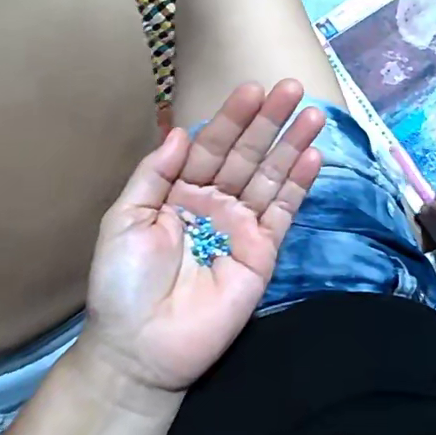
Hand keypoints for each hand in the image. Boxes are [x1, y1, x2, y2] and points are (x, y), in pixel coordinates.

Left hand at [80, 80, 325, 393]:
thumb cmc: (122, 282)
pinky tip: (313, 157)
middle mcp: (214, 203)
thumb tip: (180, 131)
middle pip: (246, 155)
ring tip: (313, 115)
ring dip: (291, 146)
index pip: (211, 146)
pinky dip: (299, 186)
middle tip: (291, 87)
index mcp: (180, 191)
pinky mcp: (262, 254)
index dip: (231, 118)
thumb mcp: (124, 219)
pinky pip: (283, 213)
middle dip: (268, 122)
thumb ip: (153, 174)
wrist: (139, 347)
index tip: (251, 88)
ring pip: (270, 178)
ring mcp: (241, 228)